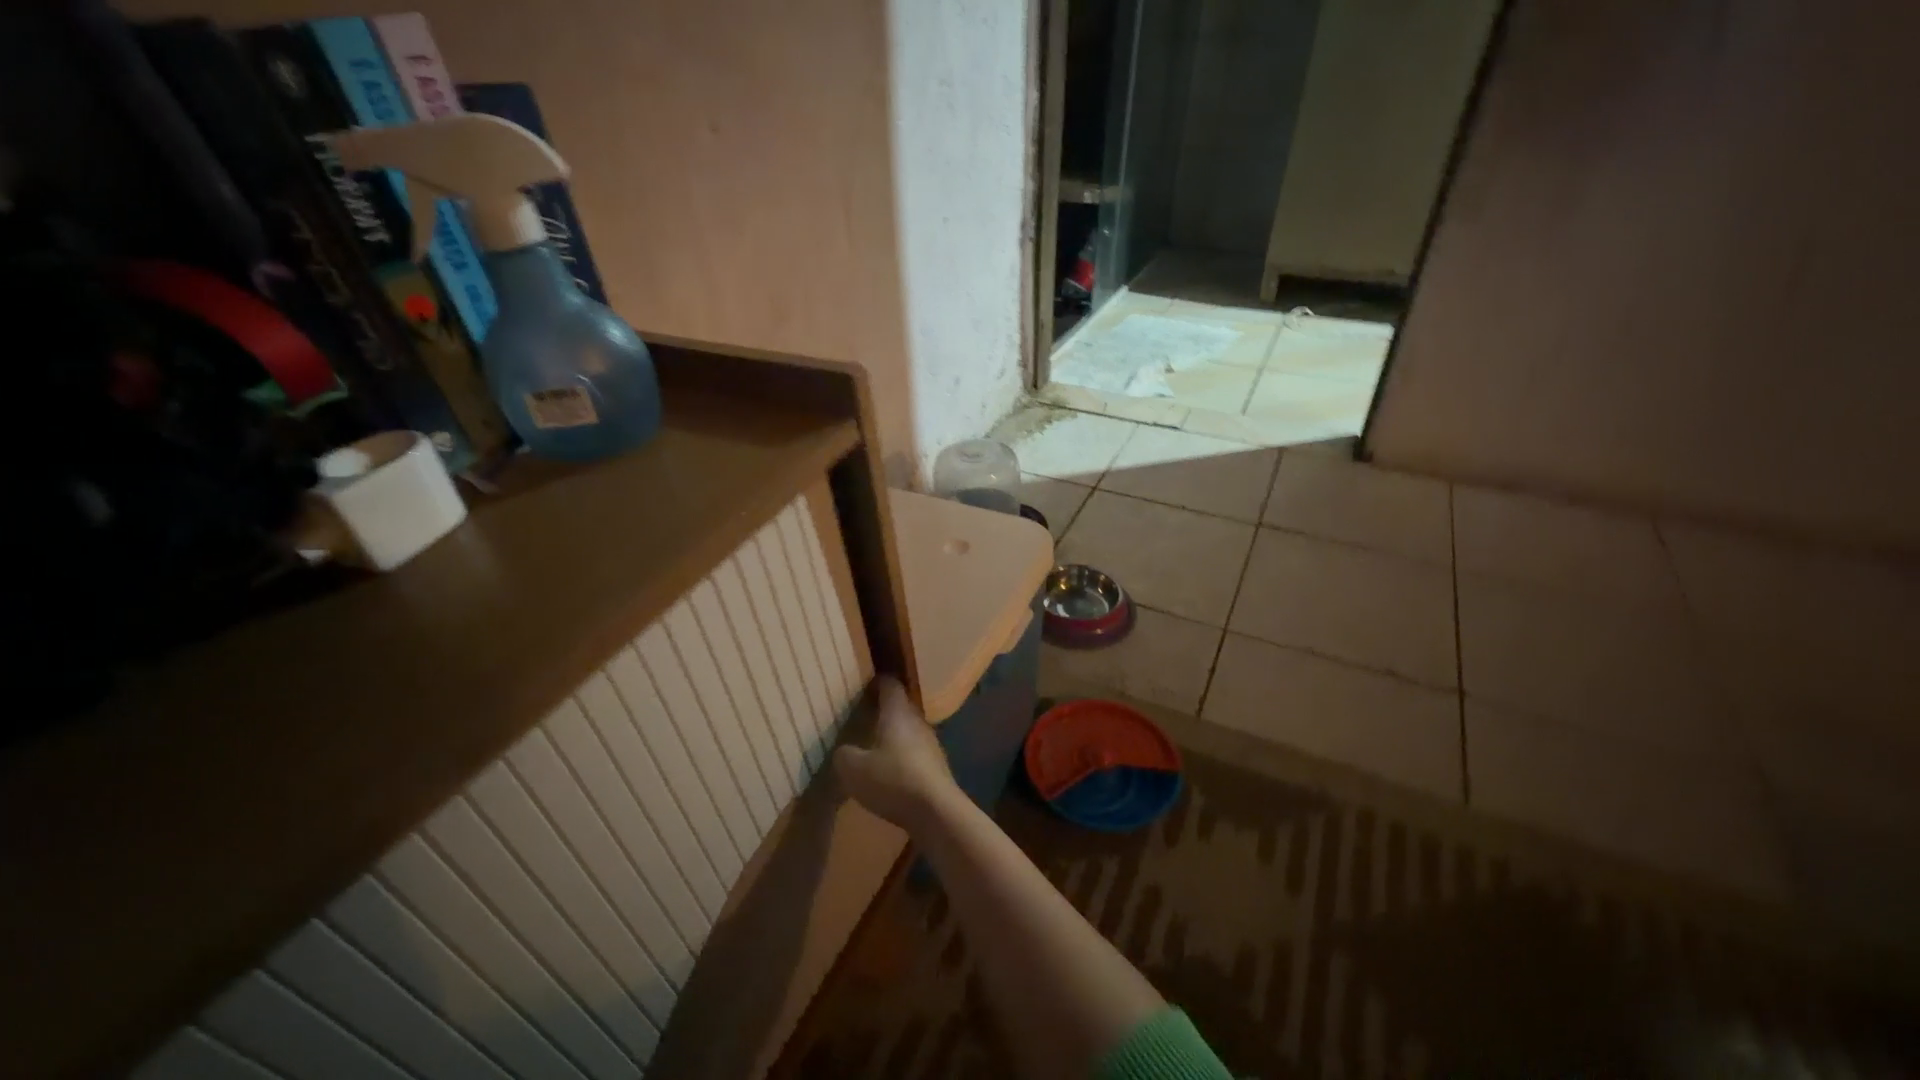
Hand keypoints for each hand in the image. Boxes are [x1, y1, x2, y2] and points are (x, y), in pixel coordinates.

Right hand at [834, 676, 960, 831]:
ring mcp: (931, 746)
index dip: (877, 682)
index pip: (890, 685)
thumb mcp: (853, 769)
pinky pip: (915, 755)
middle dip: (884, 710)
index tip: (864, 684)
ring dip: (893, 736)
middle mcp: (917, 723)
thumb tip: (845, 751)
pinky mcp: (937, 769)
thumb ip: (844, 755)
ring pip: (909, 732)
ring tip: (873, 745)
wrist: (936, 812)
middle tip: (863, 715)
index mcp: (897, 714)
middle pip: (901, 708)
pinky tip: (890, 773)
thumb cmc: (893, 780)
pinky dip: (902, 758)